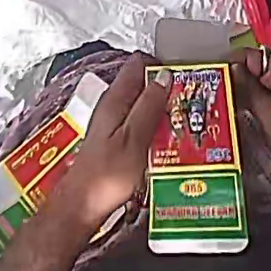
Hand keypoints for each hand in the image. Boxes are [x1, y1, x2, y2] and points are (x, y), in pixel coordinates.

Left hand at [45, 54, 170, 231]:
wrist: (82, 207)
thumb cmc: (107, 174)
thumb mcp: (134, 138)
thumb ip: (149, 105)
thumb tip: (164, 75)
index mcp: (115, 98)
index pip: (138, 64)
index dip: (160, 68)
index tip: (182, 81)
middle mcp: (112, 105)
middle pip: (142, 84)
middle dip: (165, 90)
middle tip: (187, 106)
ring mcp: (112, 123)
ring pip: (142, 106)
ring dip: (161, 111)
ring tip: (183, 125)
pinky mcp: (115, 141)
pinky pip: (139, 125)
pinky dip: (154, 128)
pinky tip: (166, 144)